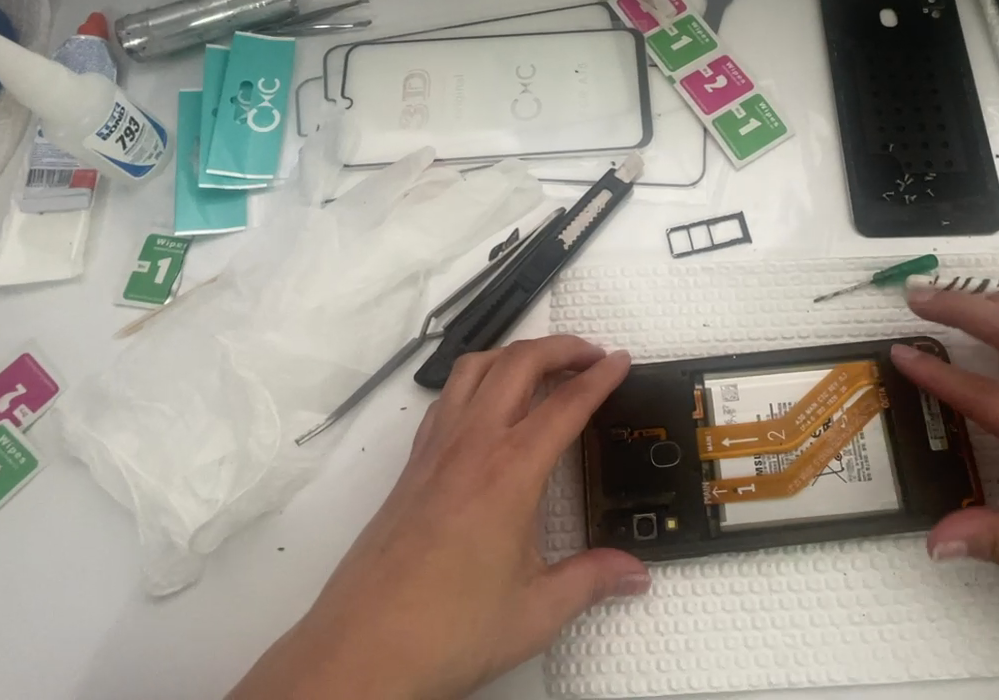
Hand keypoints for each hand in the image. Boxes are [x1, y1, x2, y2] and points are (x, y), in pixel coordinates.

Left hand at [231, 335, 647, 699]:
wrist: (361, 650)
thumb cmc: (448, 629)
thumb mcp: (535, 611)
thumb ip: (591, 580)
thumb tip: (637, 573)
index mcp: (510, 471)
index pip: (566, 404)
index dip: (600, 376)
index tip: (621, 360)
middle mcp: (472, 443)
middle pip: (519, 363)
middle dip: (561, 347)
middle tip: (591, 355)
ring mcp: (436, 448)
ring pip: (476, 367)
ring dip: (515, 353)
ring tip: (543, 365)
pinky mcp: (412, 463)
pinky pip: (448, 396)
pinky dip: (477, 378)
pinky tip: (489, 403)